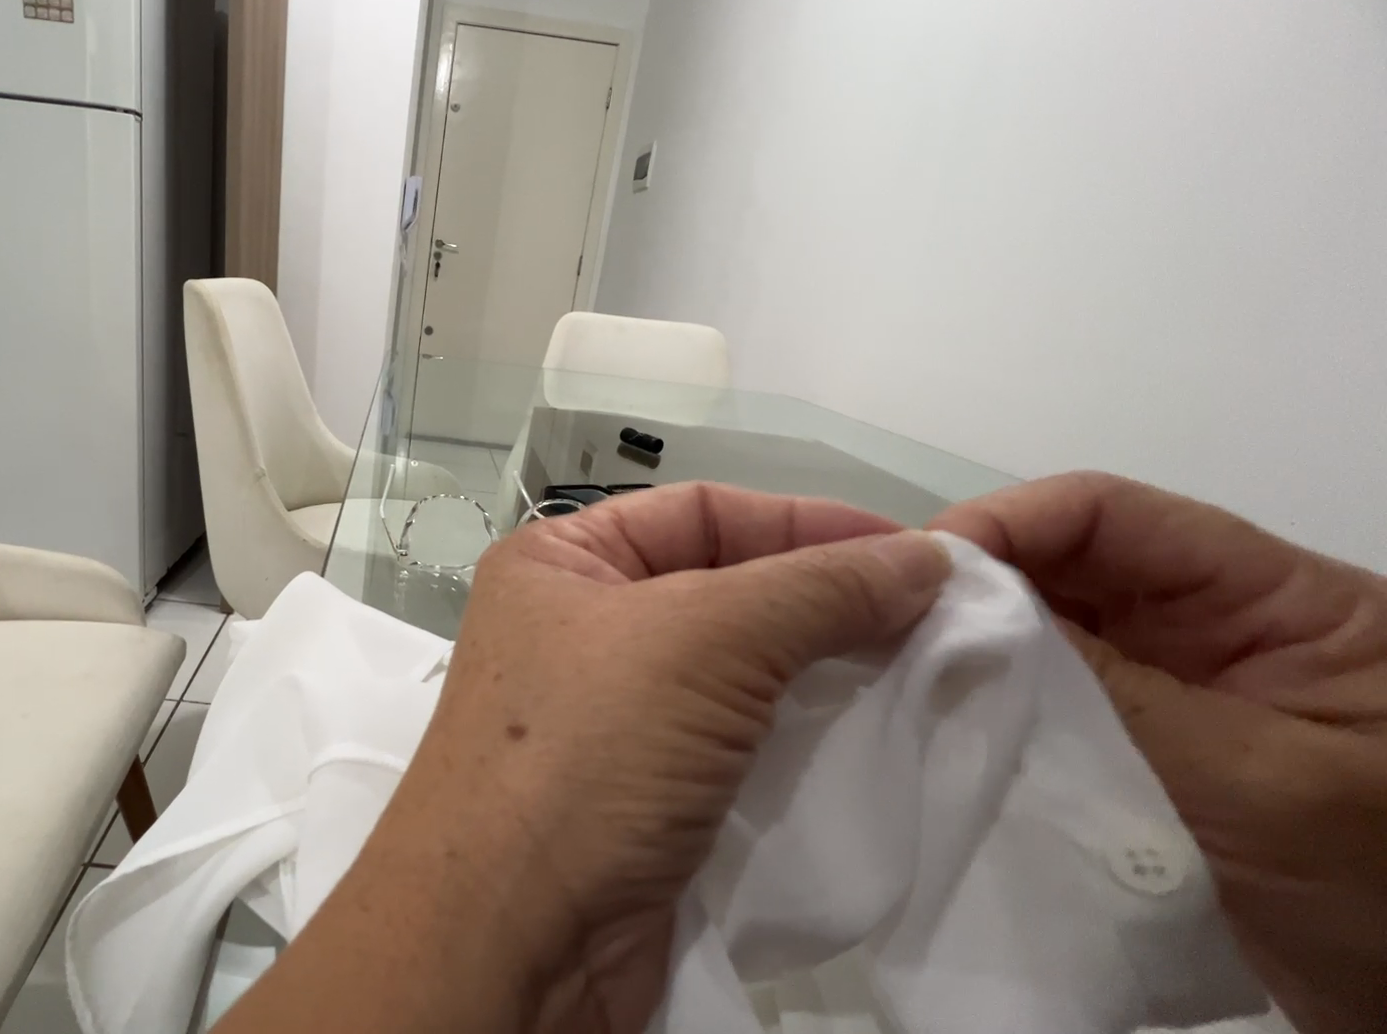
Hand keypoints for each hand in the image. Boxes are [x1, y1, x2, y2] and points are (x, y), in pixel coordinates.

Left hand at [227, 483, 949, 1033]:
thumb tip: (925, 557)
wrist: (512, 938)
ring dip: (825, 667)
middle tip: (938, 614)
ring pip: (738, 666)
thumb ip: (815, 589)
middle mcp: (579, 624)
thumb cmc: (586, 753)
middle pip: (724, 585)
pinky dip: (803, 730)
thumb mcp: (701, 640)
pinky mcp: (644, 785)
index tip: (914, 551)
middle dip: (825, 596)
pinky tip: (871, 731)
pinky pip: (737, 735)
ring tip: (926, 669)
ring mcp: (611, 709)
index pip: (699, 511)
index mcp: (559, 561)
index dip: (805, 521)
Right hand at [930, 473, 1386, 1033]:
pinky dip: (980, 686)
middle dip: (968, 580)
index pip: (1107, 513)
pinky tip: (930, 701)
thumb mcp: (1254, 779)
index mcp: (1269, 595)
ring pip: (1033, 618)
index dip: (1006, 522)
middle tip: (882, 620)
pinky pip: (1032, 682)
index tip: (918, 573)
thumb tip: (957, 620)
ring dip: (966, 635)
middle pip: (1056, 558)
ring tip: (892, 659)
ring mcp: (1153, 675)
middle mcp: (1198, 618)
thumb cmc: (1380, 892)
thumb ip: (1108, 687)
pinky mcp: (1116, 726)